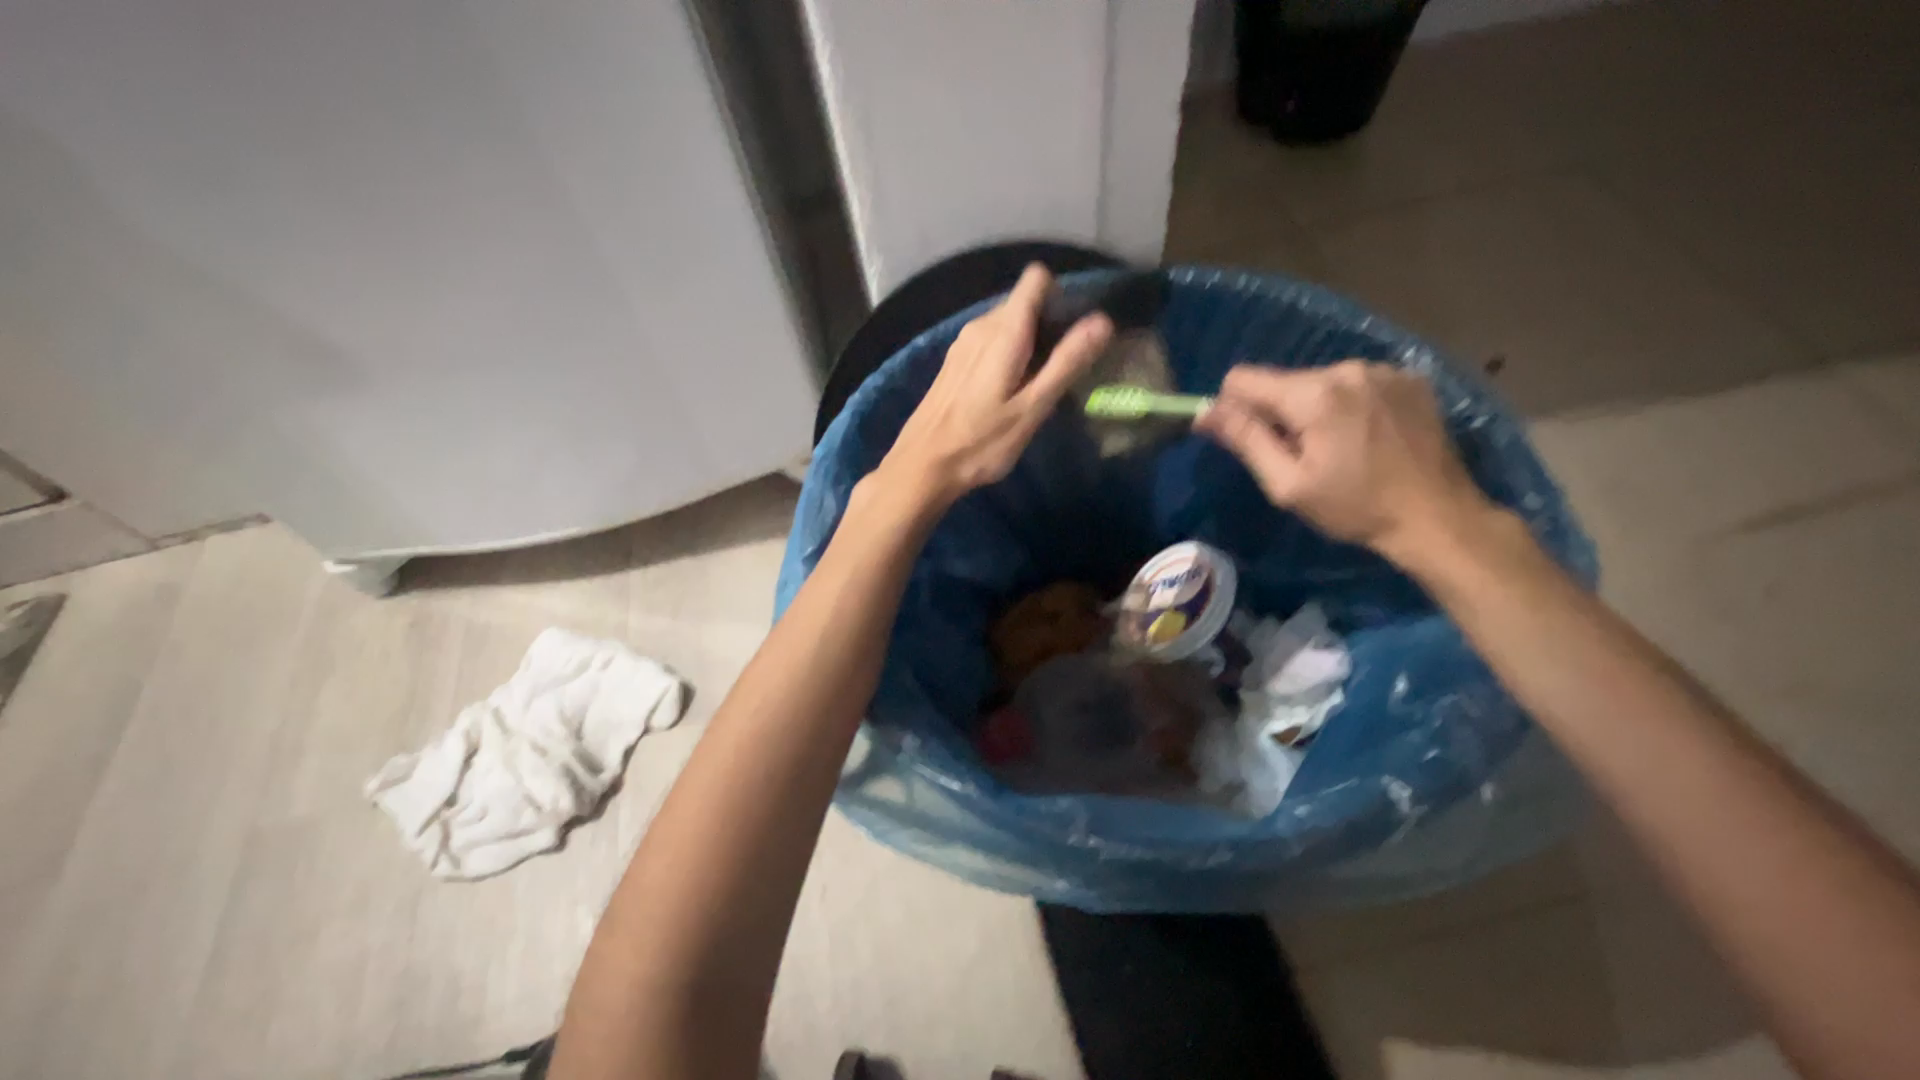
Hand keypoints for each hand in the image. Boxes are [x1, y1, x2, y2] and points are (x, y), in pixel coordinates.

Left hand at [877, 264, 1113, 507]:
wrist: (922, 465)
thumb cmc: (980, 443)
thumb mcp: (1031, 409)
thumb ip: (1066, 363)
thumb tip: (1102, 320)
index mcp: (1003, 331)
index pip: (1036, 279)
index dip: (1061, 295)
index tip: (1075, 329)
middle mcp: (981, 326)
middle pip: (1025, 302)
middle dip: (1050, 324)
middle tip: (1062, 369)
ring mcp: (964, 342)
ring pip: (1009, 323)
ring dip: (1031, 343)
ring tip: (1038, 386)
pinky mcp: (956, 360)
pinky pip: (992, 340)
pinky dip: (1009, 355)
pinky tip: (1010, 392)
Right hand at [1195, 360, 1494, 559]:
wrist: (1439, 516)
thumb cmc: (1356, 508)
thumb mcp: (1289, 485)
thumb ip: (1246, 440)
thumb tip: (1203, 411)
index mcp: (1313, 394)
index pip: (1243, 378)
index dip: (1235, 408)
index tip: (1253, 442)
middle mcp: (1346, 368)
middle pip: (1286, 381)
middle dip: (1284, 414)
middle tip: (1307, 458)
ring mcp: (1383, 369)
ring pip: (1322, 382)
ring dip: (1319, 409)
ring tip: (1344, 450)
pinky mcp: (1410, 378)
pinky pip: (1359, 383)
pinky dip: (1353, 405)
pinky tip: (1371, 437)